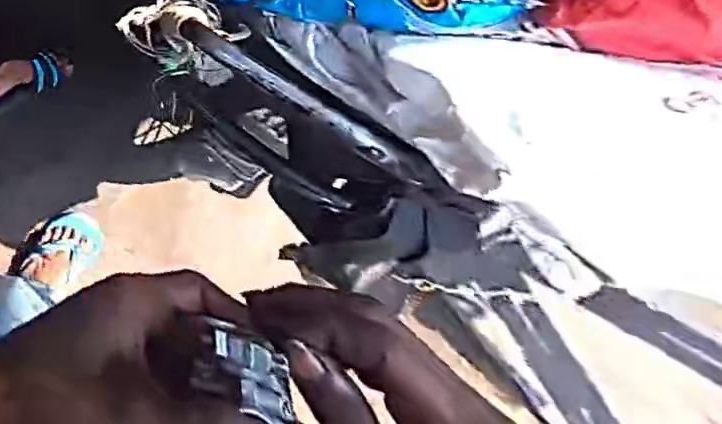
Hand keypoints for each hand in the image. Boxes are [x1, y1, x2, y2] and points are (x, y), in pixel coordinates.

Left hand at [0, 272, 251, 422]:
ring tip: (233, 413)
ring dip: (200, 385)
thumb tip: (261, 418)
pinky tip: (187, 416)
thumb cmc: (62, 395)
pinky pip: (146, 371)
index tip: (275, 361)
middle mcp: (122, 306)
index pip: (198, 288)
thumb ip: (206, 415)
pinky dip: (171, 394)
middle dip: (226, 365)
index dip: (240, 319)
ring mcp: (106, 333)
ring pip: (170, 354)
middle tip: (260, 403)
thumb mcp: (142, 410)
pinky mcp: (94, 361)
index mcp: (133, 297)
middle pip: (189, 325)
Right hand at [248, 285, 507, 423]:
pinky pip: (390, 352)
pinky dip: (344, 338)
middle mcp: (466, 396)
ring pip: (382, 329)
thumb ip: (344, 415)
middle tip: (254, 310)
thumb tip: (293, 349)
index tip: (260, 317)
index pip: (376, 337)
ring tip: (273, 321)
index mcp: (459, 416)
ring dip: (322, 317)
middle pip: (378, 322)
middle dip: (310, 307)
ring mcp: (463, 399)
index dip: (313, 318)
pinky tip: (313, 344)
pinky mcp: (452, 407)